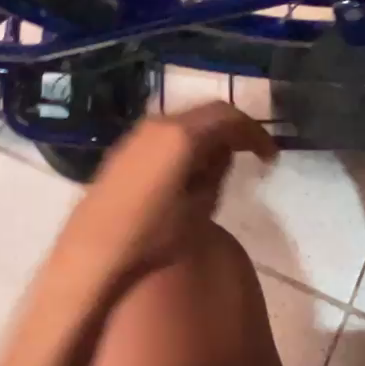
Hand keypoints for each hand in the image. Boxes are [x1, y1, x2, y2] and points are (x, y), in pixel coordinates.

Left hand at [56, 101, 277, 277]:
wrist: (93, 252)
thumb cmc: (153, 235)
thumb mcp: (200, 208)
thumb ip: (217, 173)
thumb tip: (223, 153)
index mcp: (182, 136)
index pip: (230, 118)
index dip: (255, 133)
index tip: (270, 156)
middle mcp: (160, 124)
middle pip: (208, 112)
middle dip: (234, 129)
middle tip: (252, 154)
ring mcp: (138, 134)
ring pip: (185, 121)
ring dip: (209, 135)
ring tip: (224, 162)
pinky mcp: (124, 148)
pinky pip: (166, 134)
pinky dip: (187, 142)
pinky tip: (191, 167)